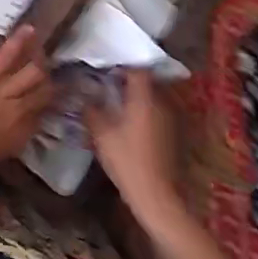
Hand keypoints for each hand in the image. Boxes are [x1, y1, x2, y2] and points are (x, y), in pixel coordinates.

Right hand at [87, 69, 182, 214]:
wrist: (156, 195)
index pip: (137, 68)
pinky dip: (141, 110)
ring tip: (112, 100)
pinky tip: (125, 120)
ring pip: (151, 97)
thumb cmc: (127, 160)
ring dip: (134, 95)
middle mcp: (162, 103)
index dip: (121, 62)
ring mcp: (171, 118)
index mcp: (145, 98)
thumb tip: (84, 96)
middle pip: (145, 81)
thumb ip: (91, 110)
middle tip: (103, 81)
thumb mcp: (101, 134)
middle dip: (125, 78)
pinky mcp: (173, 133)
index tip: (103, 63)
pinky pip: (155, 111)